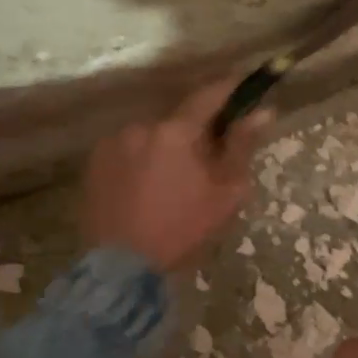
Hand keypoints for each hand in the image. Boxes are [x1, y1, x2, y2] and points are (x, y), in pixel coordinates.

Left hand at [79, 78, 268, 270]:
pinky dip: (143, 160)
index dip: (230, 89)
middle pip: (180, 119)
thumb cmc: (182, 229)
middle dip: (197, 132)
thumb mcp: (226, 192)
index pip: (210, 95)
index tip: (246, 88)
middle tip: (209, 160)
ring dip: (167, 148)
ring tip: (173, 183)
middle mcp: (142, 126)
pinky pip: (129, 150)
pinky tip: (147, 190)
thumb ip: (242, 146)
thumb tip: (262, 111)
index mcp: (177, 130)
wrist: (121, 269)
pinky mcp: (94, 163)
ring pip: (153, 136)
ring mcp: (114, 143)